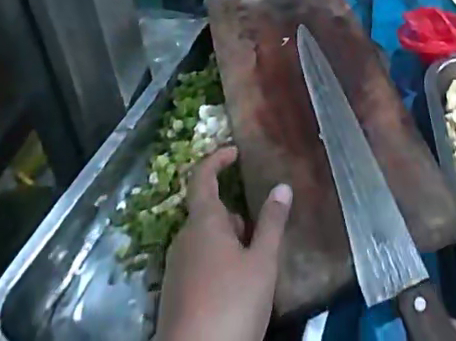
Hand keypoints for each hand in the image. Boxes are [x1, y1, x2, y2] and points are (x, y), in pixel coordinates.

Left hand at [155, 146, 291, 340]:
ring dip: (230, 240)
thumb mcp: (262, 261)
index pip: (202, 178)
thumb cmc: (231, 304)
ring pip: (205, 240)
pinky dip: (220, 261)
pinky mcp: (174, 297)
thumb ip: (272, 222)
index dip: (217, 160)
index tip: (235, 151)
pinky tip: (240, 283)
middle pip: (208, 212)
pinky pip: (199, 263)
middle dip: (235, 213)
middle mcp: (183, 241)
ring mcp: (176, 270)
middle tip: (263, 224)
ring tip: (258, 257)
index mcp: (203, 224)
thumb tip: (281, 186)